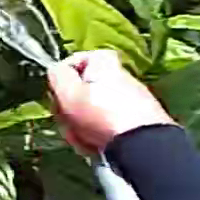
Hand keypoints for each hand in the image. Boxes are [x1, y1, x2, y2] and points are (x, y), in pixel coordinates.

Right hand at [47, 49, 175, 157]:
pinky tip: (93, 143)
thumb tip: (56, 69)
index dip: (73, 65)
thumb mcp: (68, 92)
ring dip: (82, 121)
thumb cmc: (100, 114)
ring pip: (97, 107)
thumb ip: (58, 75)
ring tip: (78, 135)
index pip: (92, 55)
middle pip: (90, 86)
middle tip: (65, 114)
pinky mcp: (141, 123)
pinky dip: (97, 133)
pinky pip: (110, 124)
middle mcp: (125, 82)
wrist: (143, 145)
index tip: (61, 81)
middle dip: (72, 101)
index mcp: (108, 70)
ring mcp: (136, 103)